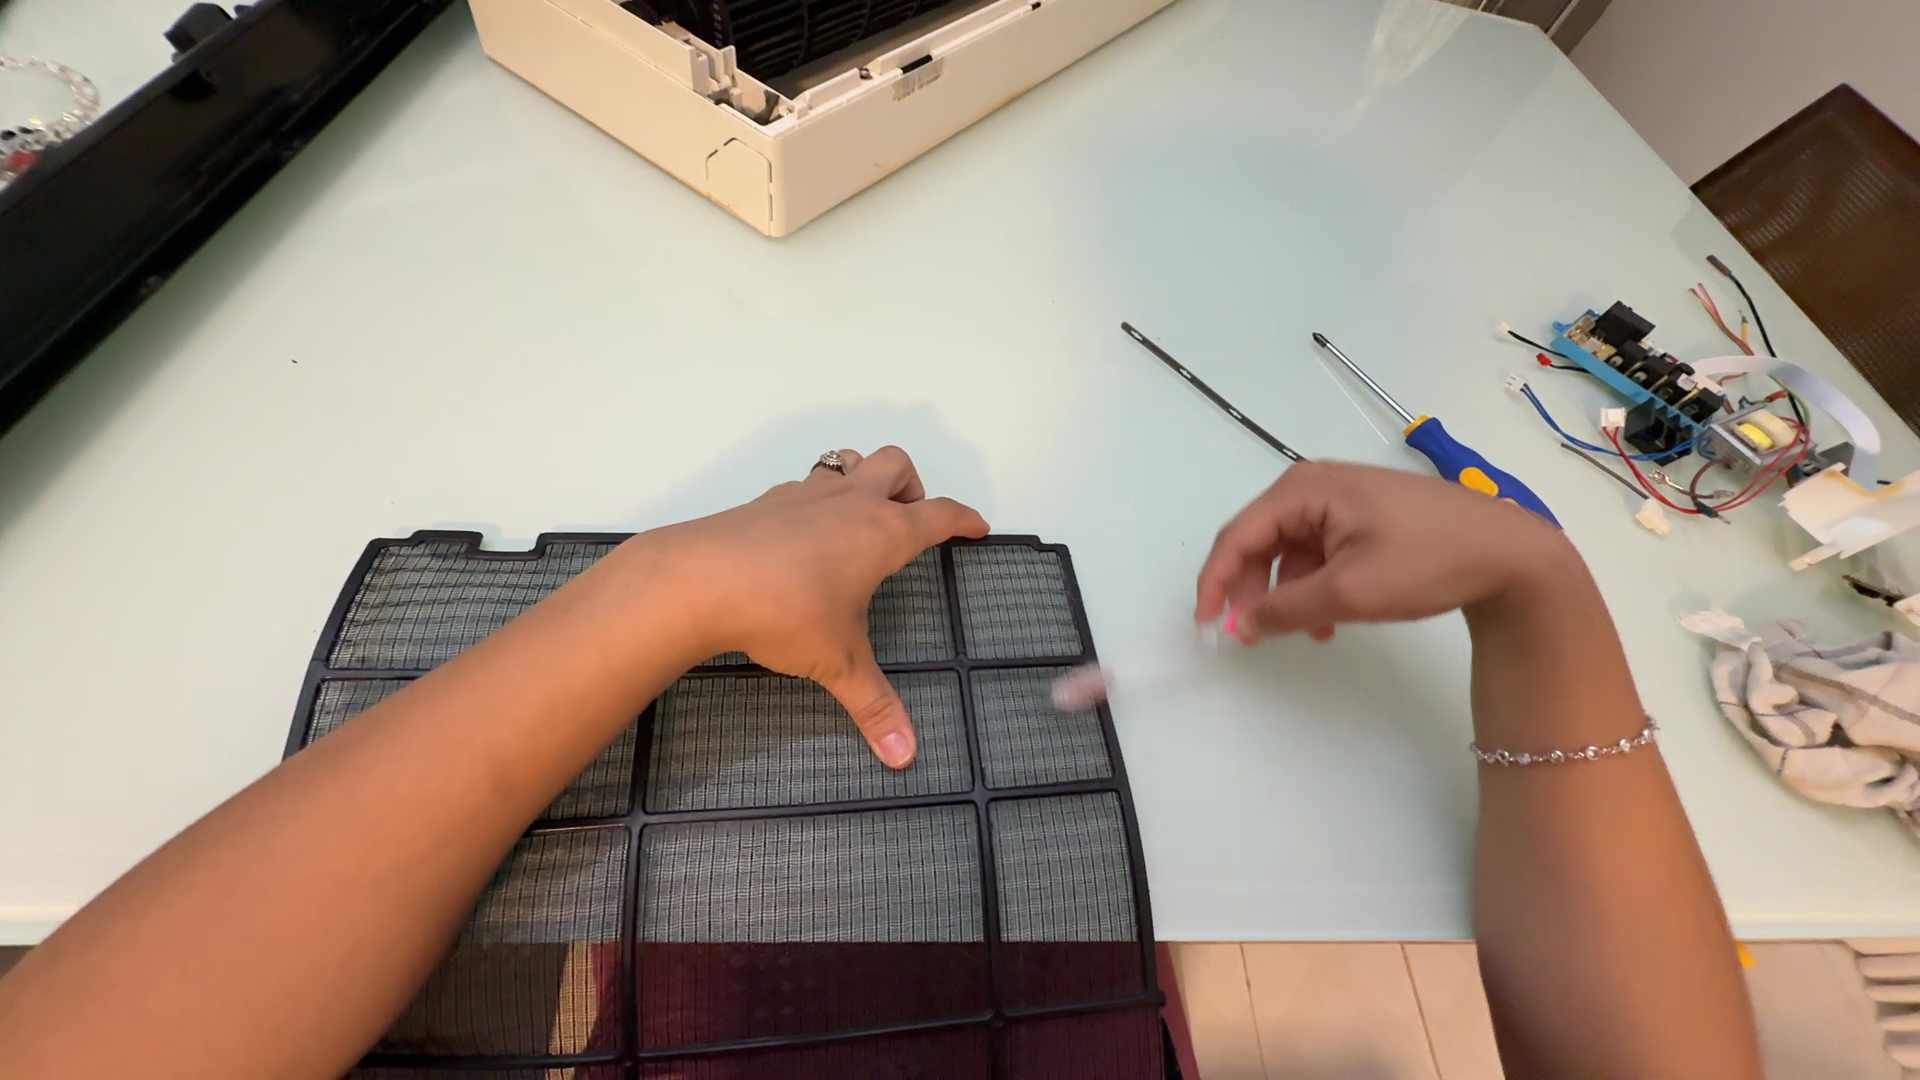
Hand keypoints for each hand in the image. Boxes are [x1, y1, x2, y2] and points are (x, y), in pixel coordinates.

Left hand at [613, 447, 987, 768]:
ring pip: (849, 462)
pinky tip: (803, 538)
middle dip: (914, 485)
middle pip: (898, 465)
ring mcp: (807, 494)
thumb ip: (875, 707)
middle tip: (909, 520)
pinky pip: (806, 485)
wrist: (699, 580)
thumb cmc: (786, 613)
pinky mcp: (767, 500)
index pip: (939, 514)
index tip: (978, 525)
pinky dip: (818, 501)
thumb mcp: (839, 662)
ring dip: (864, 480)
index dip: (964, 518)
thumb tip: (905, 757)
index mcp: (883, 533)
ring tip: (859, 519)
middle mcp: (851, 502)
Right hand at [1196, 461, 1570, 641]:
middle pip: (1258, 543)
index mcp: (1302, 490)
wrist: (1517, 555)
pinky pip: (1316, 553)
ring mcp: (1337, 500)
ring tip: (1305, 632)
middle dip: (1253, 591)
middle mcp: (1312, 486)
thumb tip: (1238, 628)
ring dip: (1287, 594)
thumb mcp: (1350, 592)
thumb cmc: (1429, 561)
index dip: (1215, 583)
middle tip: (1252, 634)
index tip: (1206, 625)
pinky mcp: (1359, 517)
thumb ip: (1283, 610)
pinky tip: (1330, 619)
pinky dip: (1313, 586)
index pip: (1236, 537)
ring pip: (1287, 553)